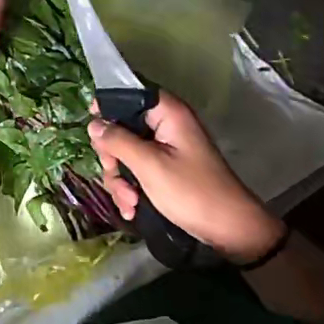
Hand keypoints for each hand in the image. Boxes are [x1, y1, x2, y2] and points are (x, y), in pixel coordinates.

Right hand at [88, 92, 285, 264]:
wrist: (229, 230)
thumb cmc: (192, 192)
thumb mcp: (149, 166)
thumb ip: (118, 141)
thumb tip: (94, 124)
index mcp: (168, 113)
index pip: (130, 93)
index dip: (109, 107)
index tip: (95, 130)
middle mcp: (166, 125)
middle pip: (122, 126)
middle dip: (113, 156)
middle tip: (115, 175)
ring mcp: (165, 148)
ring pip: (125, 152)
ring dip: (120, 179)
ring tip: (129, 202)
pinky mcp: (164, 168)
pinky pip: (136, 169)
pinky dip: (130, 188)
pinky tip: (132, 208)